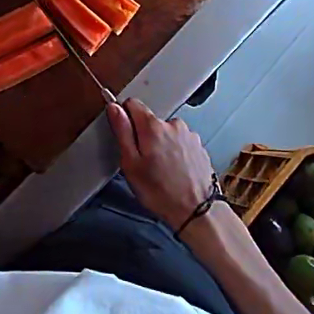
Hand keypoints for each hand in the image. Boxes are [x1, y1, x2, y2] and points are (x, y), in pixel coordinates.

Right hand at [106, 98, 214, 229]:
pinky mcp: (198, 145)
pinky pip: (179, 142)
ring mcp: (188, 134)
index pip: (132, 104)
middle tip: (142, 162)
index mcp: (153, 127)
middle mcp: (172, 124)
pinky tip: (173, 171)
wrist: (196, 210)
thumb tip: (115, 109)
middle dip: (143, 136)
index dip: (124, 116)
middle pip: (150, 120)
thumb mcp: (131, 164)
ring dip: (161, 145)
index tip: (124, 133)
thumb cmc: (162, 192)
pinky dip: (175, 152)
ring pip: (165, 132)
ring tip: (160, 170)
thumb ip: (122, 131)